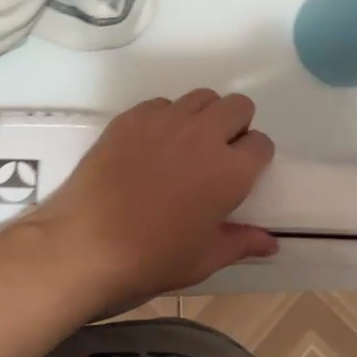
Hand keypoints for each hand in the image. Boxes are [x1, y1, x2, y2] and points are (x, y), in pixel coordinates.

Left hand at [21, 91, 278, 306]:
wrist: (86, 243)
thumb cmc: (152, 258)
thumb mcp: (203, 259)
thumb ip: (240, 242)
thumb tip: (271, 242)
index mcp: (230, 171)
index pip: (261, 144)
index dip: (254, 158)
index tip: (240, 174)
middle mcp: (203, 135)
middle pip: (237, 106)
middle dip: (235, 125)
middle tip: (218, 154)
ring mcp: (164, 121)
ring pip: (200, 97)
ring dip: (202, 115)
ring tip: (185, 146)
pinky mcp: (131, 117)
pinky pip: (161, 103)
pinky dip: (165, 118)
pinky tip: (150, 147)